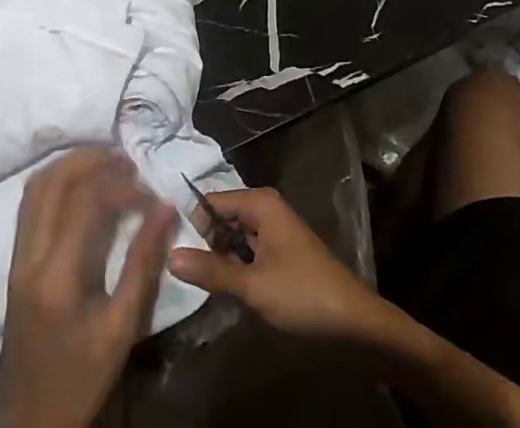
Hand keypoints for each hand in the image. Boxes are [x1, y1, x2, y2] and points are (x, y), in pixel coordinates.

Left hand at [0, 149, 177, 427]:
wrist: (30, 421)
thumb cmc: (82, 377)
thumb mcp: (122, 325)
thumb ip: (143, 262)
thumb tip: (166, 208)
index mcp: (56, 275)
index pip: (85, 203)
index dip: (121, 185)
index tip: (151, 193)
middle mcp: (28, 259)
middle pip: (48, 184)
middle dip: (88, 160)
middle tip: (127, 158)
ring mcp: (17, 260)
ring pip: (34, 191)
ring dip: (70, 167)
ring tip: (109, 163)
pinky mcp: (17, 264)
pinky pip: (32, 207)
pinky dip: (59, 184)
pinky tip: (86, 187)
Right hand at [167, 187, 395, 344]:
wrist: (349, 317)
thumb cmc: (301, 293)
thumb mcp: (251, 284)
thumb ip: (210, 270)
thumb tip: (170, 256)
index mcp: (260, 203)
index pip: (210, 202)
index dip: (190, 225)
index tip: (169, 253)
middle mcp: (266, 207)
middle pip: (221, 217)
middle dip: (202, 242)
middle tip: (181, 273)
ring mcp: (274, 229)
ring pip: (232, 235)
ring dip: (217, 256)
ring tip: (197, 282)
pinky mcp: (278, 250)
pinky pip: (246, 248)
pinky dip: (233, 264)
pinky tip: (223, 286)